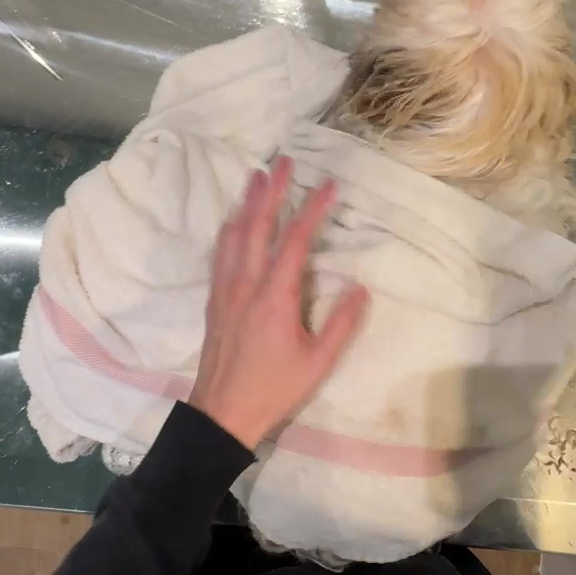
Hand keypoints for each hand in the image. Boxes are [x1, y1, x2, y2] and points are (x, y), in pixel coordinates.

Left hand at [189, 158, 369, 449]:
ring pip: (234, 234)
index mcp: (274, 295)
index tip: (329, 185)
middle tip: (283, 161)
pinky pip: (221, 252)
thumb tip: (360, 286)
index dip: (313, 209)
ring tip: (256, 176)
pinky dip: (229, 228)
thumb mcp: (318, 362)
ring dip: (246, 202)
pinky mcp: (214, 299)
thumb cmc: (274, 389)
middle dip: (272, 191)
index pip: (296, 240)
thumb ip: (341, 323)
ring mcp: (225, 289)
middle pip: (258, 226)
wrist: (221, 413)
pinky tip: (233, 220)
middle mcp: (246, 283)